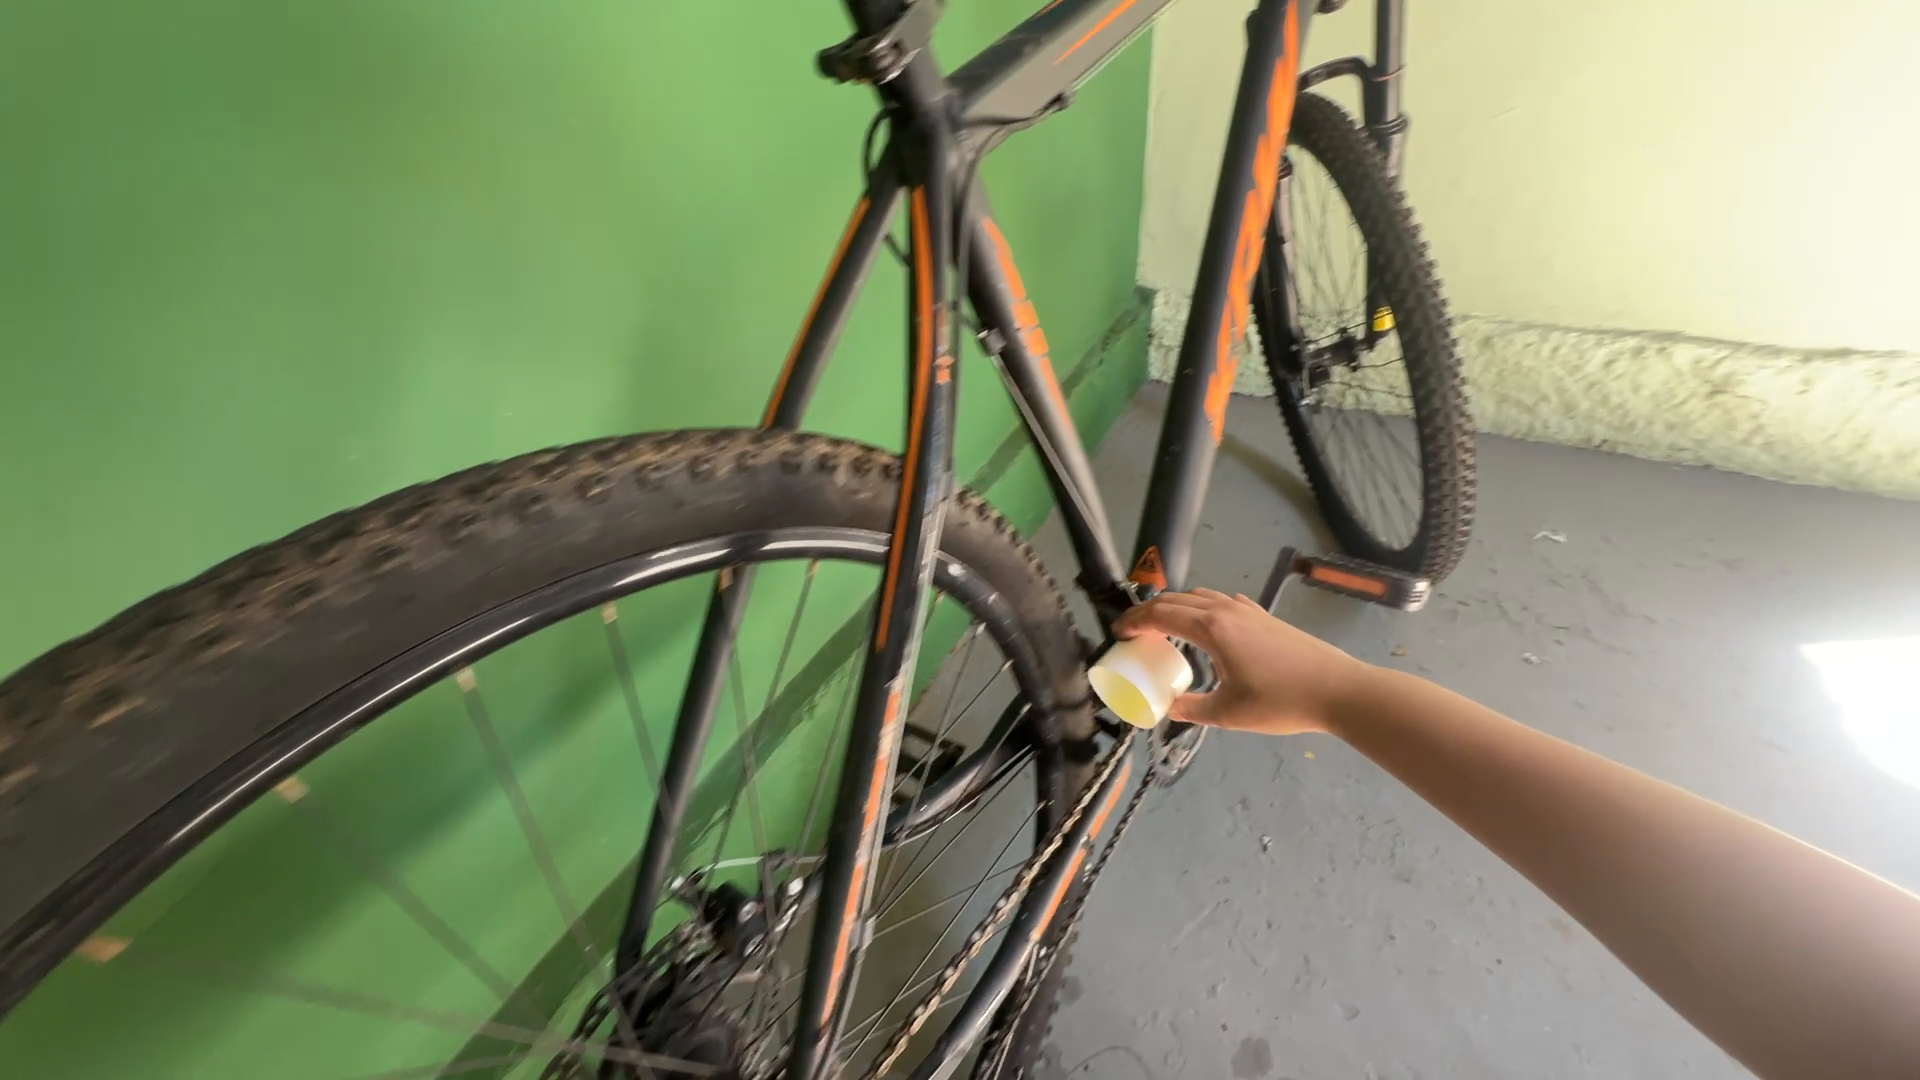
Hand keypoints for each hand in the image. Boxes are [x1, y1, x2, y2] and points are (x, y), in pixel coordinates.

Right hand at [1113, 587, 1372, 734]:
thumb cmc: (1281, 701)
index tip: (1118, 634)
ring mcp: (1247, 610)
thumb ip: (1191, 709)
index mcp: (1211, 628)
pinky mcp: (1264, 617)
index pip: (1160, 615)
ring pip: (1200, 596)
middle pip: (1176, 600)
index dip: (1134, 622)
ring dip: (1175, 606)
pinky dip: (1202, 607)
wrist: (1340, 690)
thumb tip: (1167, 709)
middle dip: (1149, 611)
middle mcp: (1225, 610)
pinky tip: (1208, 623)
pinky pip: (1222, 602)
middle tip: (1133, 631)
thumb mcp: (1228, 713)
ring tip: (1164, 627)